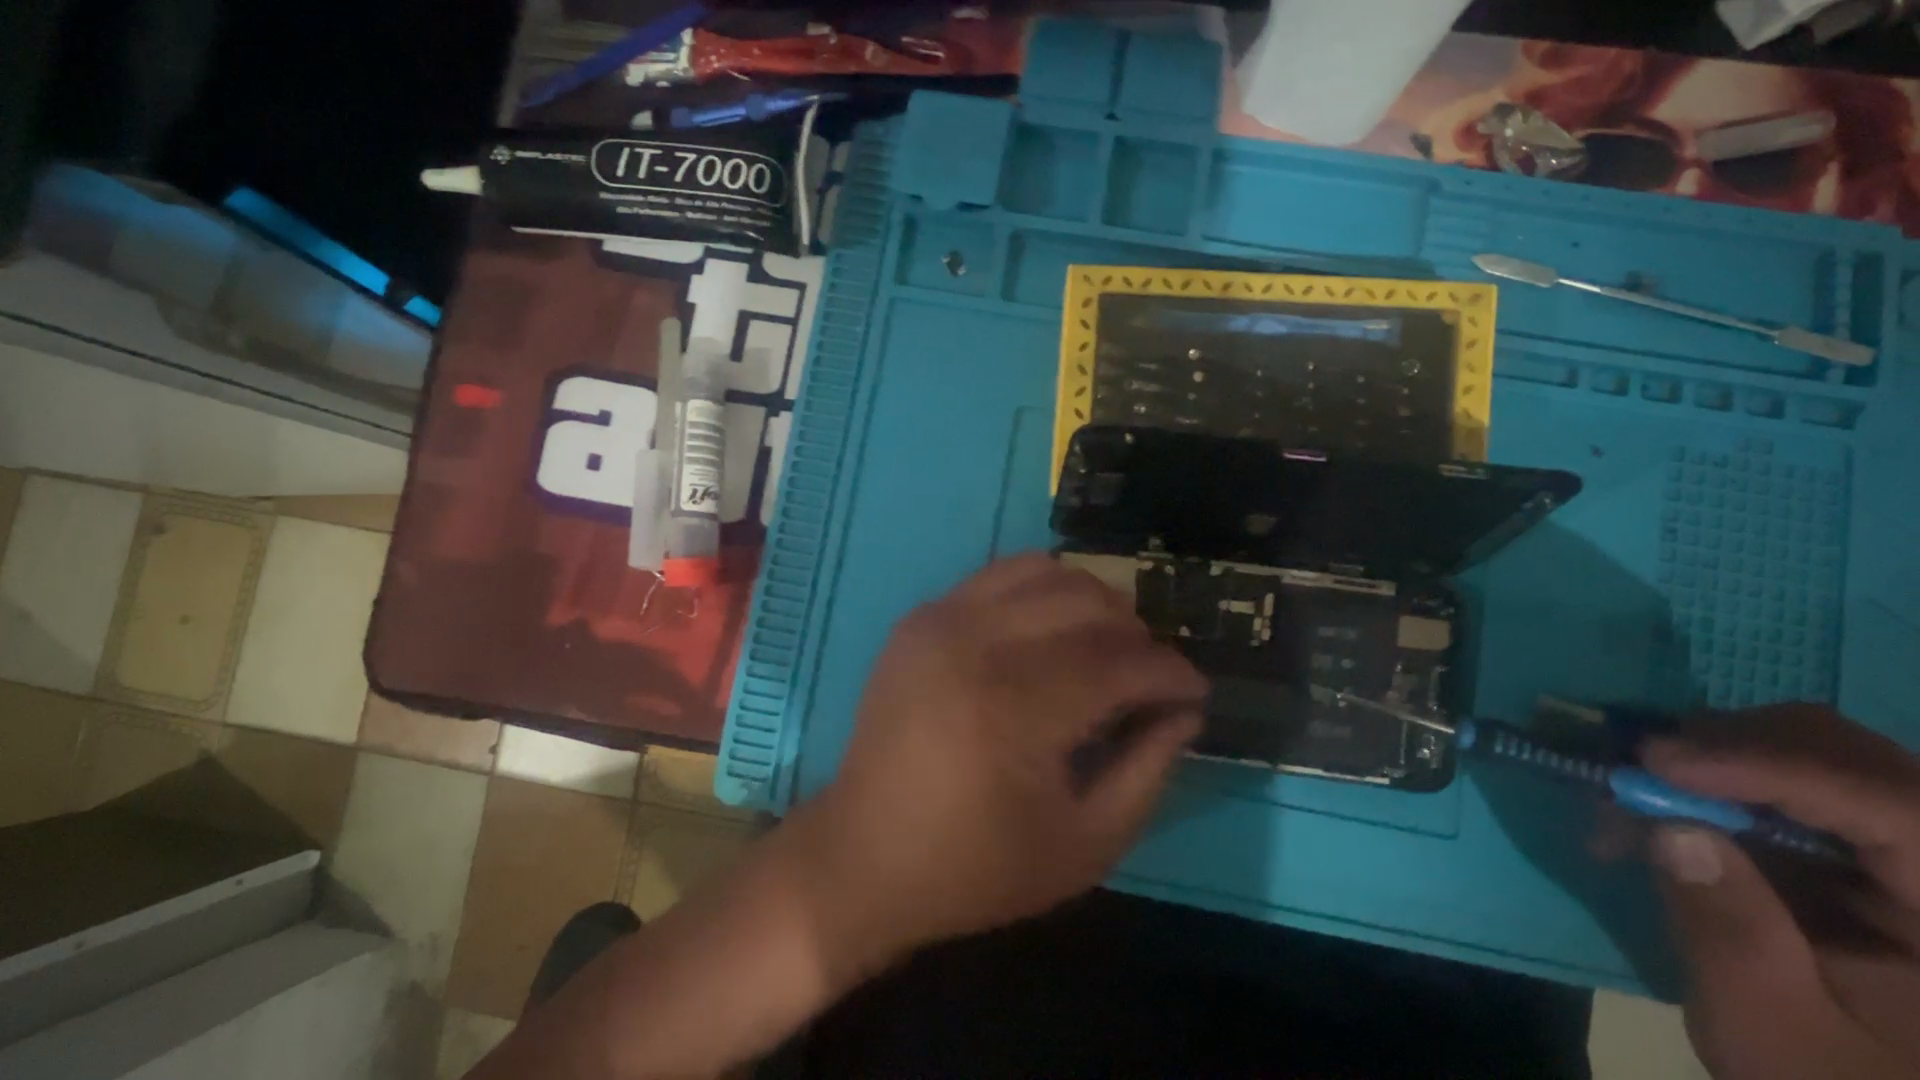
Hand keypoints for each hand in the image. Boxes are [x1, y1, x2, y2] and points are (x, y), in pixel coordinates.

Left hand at [788, 554, 1207, 975]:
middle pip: (1090, 603)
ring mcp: (941, 620)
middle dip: (1138, 637)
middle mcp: (976, 644)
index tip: (1195, 694)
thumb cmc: (977, 868)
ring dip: (1093, 605)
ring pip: (1047, 572)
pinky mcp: (920, 617)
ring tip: (1106, 652)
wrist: (863, 857)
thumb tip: (1184, 708)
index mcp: (1017, 708)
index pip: (1122, 660)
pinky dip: (1042, 592)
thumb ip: (1149, 770)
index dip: (1173, 673)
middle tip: (1149, 681)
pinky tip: (1052, 635)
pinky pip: (1000, 575)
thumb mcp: (1086, 845)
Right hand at [1639, 705, 1919, 1079]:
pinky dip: (1721, 782)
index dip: (1771, 769)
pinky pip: (1797, 784)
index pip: (1893, 807)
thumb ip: (1728, 932)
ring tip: (1637, 798)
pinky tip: (1668, 810)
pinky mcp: (1869, 851)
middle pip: (1852, 758)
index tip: (1655, 762)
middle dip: (1731, 750)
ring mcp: (1911, 853)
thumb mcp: (1772, 1028)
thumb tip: (1668, 828)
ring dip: (1717, 762)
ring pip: (1819, 756)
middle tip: (1634, 775)